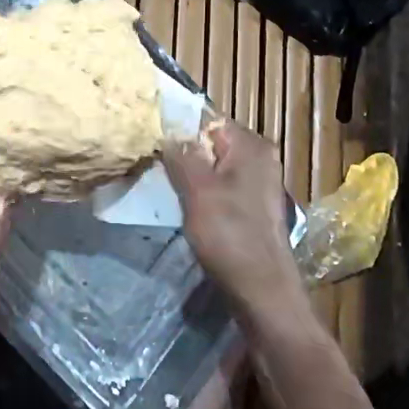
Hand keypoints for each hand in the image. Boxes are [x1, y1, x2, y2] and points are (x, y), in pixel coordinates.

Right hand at [163, 120, 305, 309]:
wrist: (261, 290)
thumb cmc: (230, 235)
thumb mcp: (198, 190)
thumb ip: (182, 154)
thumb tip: (167, 129)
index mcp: (251, 146)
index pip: (207, 118)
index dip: (176, 125)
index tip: (147, 135)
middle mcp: (259, 158)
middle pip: (209, 141)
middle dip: (179, 149)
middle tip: (148, 158)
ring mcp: (256, 183)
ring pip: (211, 164)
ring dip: (186, 171)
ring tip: (158, 178)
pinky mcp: (249, 205)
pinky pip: (217, 185)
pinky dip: (197, 189)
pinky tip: (179, 201)